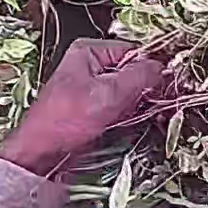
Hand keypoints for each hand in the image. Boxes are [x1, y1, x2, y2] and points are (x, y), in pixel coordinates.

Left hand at [0, 39, 164, 174]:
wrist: (41, 156)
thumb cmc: (66, 121)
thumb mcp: (108, 94)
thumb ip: (140, 75)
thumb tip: (162, 67)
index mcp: (90, 51)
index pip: (135, 51)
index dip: (152, 68)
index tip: (165, 85)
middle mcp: (91, 65)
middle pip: (133, 71)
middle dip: (145, 89)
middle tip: (155, 105)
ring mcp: (93, 87)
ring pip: (129, 90)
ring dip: (139, 104)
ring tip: (141, 117)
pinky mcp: (94, 107)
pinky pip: (121, 105)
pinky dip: (130, 114)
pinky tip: (131, 124)